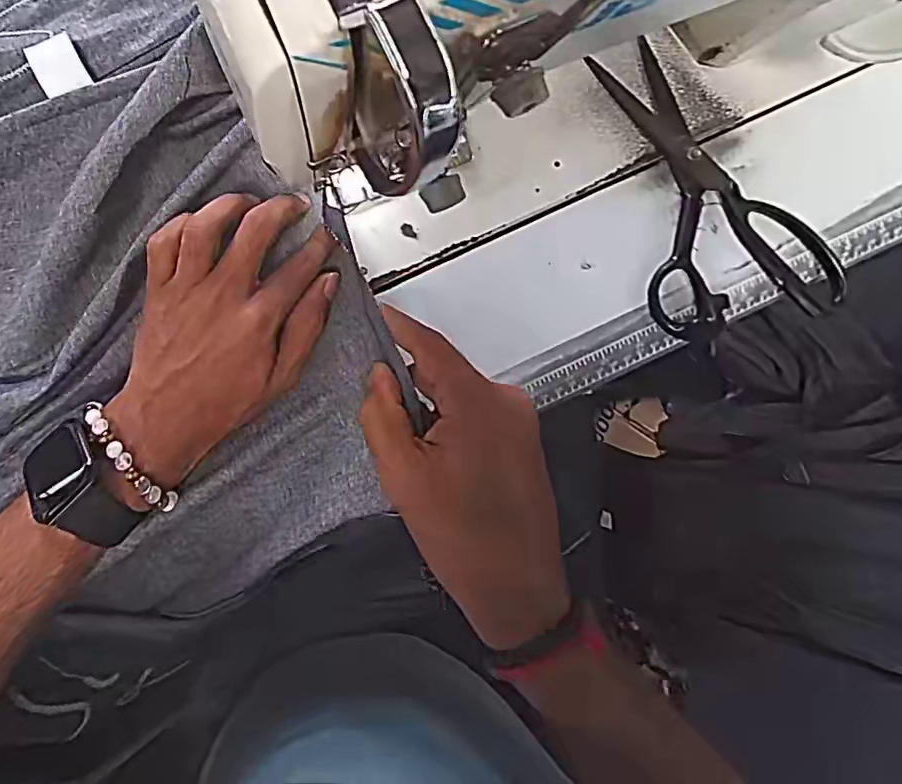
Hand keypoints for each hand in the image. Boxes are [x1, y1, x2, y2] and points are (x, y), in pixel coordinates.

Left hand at [106, 194, 339, 502]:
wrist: (164, 419)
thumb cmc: (220, 403)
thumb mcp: (281, 378)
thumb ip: (307, 327)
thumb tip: (326, 286)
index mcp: (256, 320)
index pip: (298, 267)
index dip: (318, 245)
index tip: (324, 238)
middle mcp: (221, 297)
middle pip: (255, 230)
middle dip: (281, 208)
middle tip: (292, 206)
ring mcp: (186, 290)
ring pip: (205, 226)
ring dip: (230, 204)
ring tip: (247, 203)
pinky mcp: (159, 290)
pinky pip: (163, 242)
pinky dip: (180, 223)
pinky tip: (199, 222)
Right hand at [359, 305, 569, 649]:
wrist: (517, 591)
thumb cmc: (465, 540)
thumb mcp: (402, 475)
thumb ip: (382, 414)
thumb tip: (380, 376)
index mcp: (478, 403)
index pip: (431, 345)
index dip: (400, 325)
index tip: (378, 310)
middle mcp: (506, 402)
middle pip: (443, 371)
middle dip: (409, 384)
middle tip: (382, 414)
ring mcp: (519, 420)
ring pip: (457, 392)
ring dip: (429, 407)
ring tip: (415, 455)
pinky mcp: (522, 437)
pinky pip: (475, 410)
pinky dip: (449, 420)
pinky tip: (437, 460)